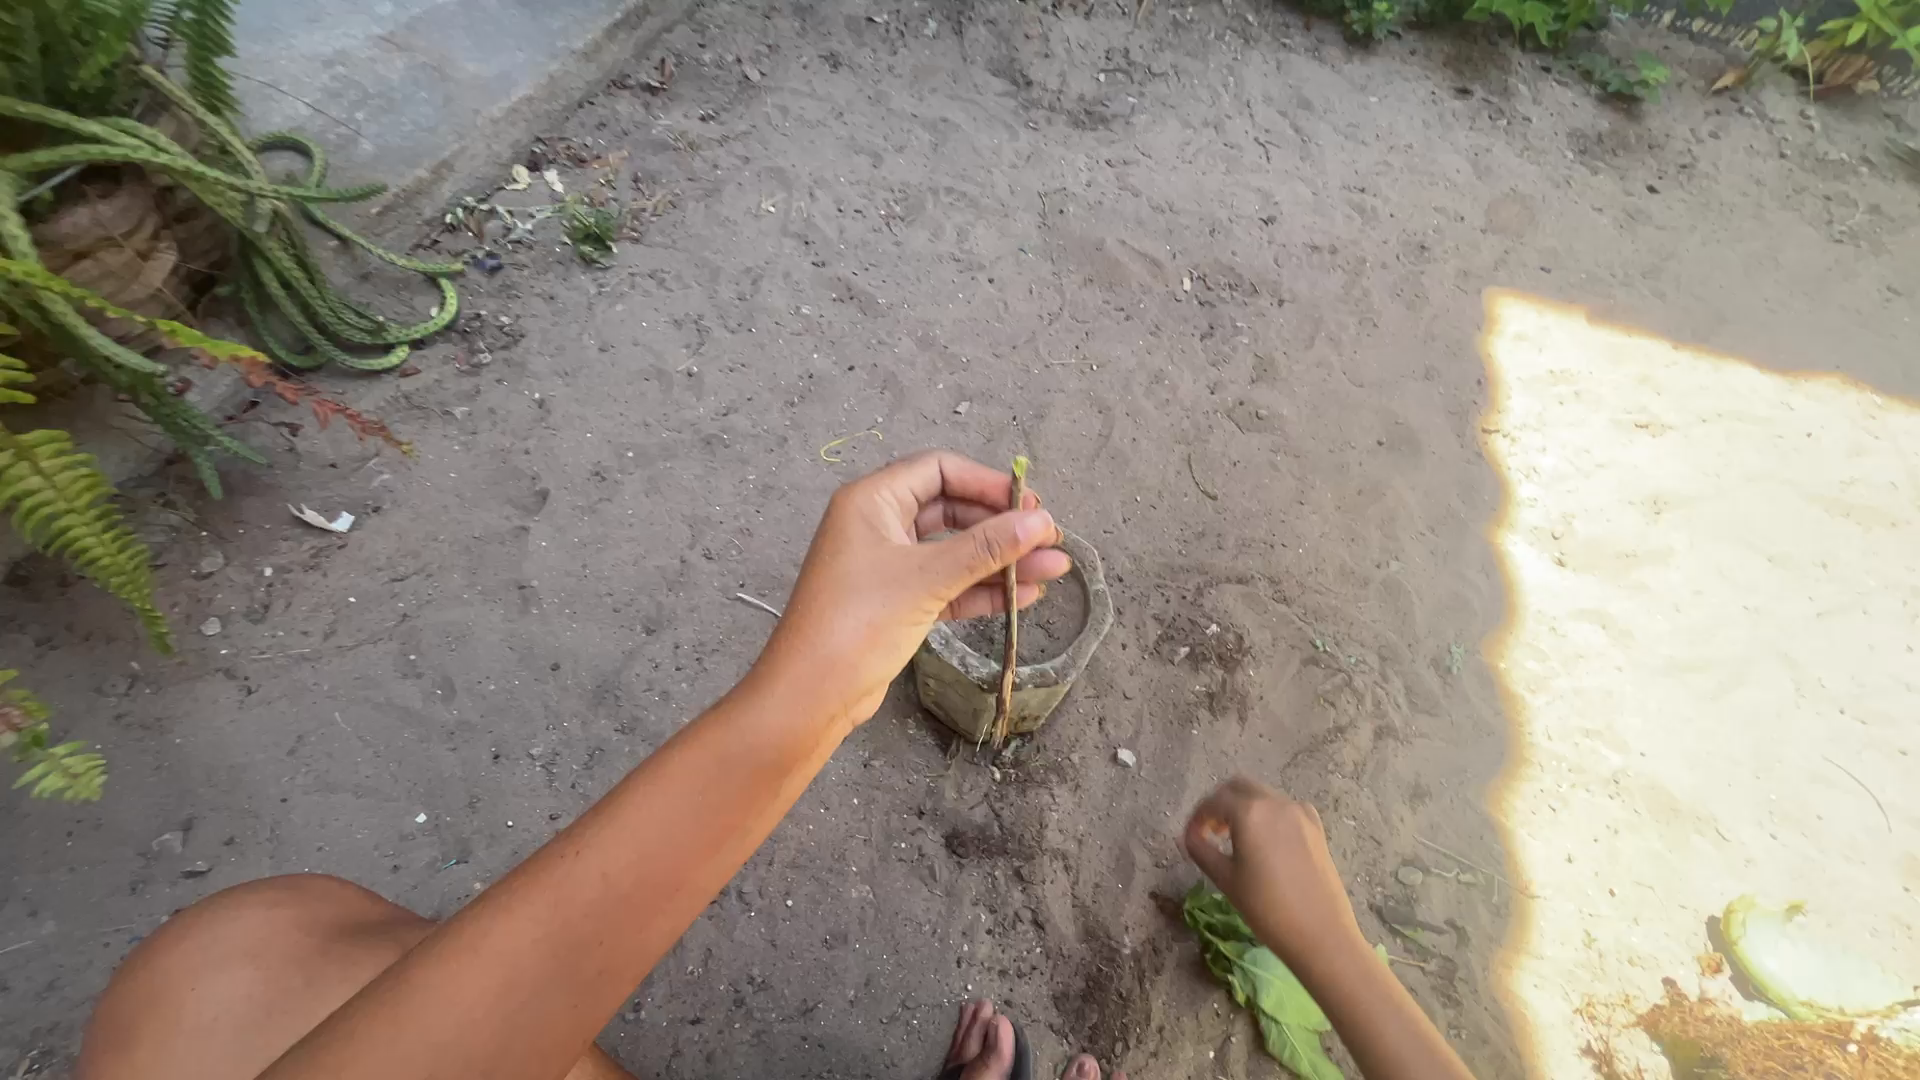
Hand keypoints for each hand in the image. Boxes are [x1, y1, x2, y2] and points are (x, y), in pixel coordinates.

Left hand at [752, 450, 1070, 732]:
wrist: (813, 694)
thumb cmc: (859, 621)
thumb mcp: (926, 578)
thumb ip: (985, 548)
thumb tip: (1040, 522)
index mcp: (873, 500)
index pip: (940, 471)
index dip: (988, 483)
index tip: (1031, 505)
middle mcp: (880, 525)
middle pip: (952, 510)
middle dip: (1001, 525)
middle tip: (1048, 537)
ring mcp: (890, 565)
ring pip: (955, 551)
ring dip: (1001, 560)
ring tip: (1054, 568)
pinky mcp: (899, 602)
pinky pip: (949, 584)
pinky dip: (982, 589)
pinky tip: (1025, 595)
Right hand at [1182, 777, 1365, 969]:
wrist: (1323, 937)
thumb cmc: (1267, 909)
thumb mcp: (1225, 879)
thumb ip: (1200, 849)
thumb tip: (1189, 835)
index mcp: (1249, 812)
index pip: (1213, 802)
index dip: (1197, 817)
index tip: (1191, 836)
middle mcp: (1274, 803)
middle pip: (1238, 787)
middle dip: (1220, 803)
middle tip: (1211, 830)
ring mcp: (1298, 813)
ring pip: (1262, 795)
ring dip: (1244, 807)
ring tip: (1236, 838)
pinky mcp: (1316, 828)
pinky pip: (1284, 808)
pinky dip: (1269, 814)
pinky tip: (1267, 841)